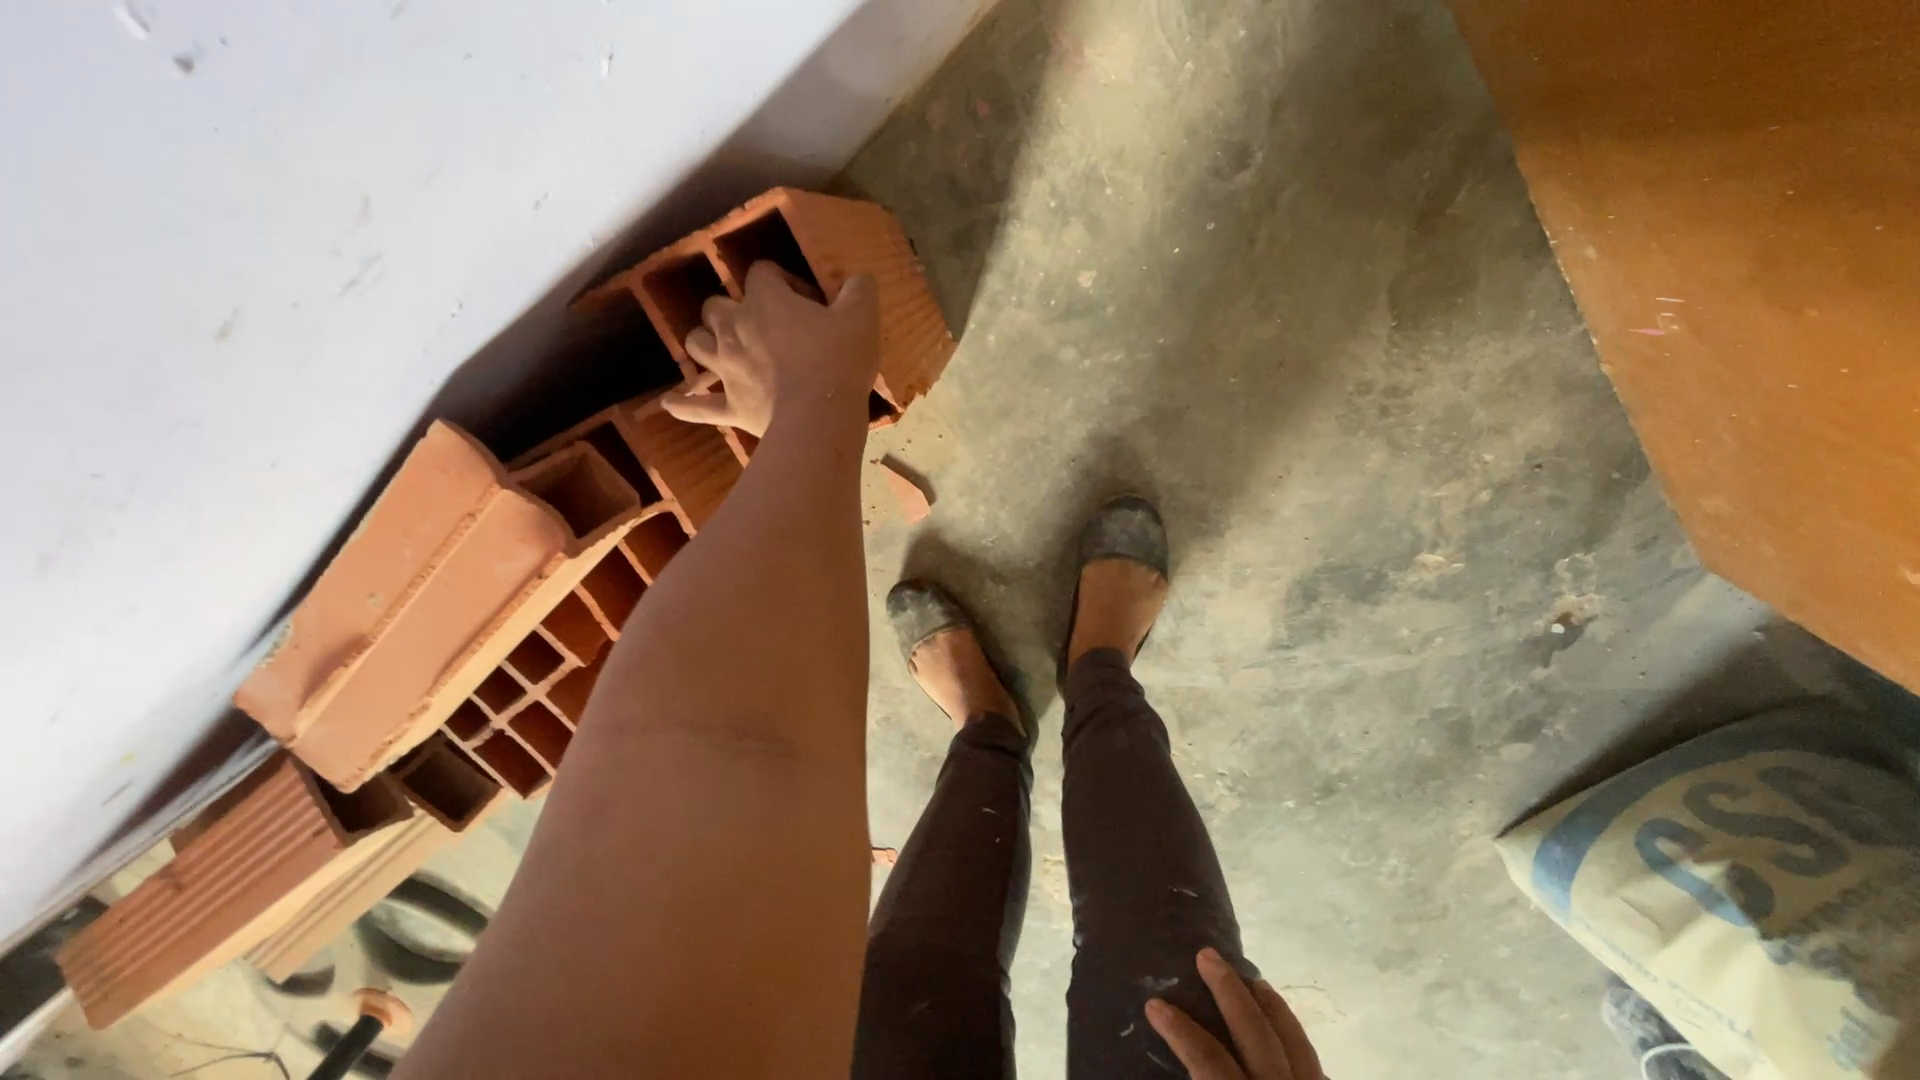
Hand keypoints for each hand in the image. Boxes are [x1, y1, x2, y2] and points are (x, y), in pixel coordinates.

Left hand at [661, 262, 880, 436]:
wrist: (819, 418)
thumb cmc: (839, 362)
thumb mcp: (862, 317)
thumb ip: (859, 289)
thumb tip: (857, 279)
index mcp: (766, 301)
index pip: (762, 273)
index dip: (782, 281)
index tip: (804, 300)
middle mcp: (735, 329)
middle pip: (716, 307)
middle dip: (731, 310)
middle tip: (758, 325)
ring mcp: (727, 370)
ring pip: (697, 344)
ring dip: (707, 343)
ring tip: (722, 350)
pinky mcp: (730, 406)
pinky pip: (697, 406)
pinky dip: (684, 404)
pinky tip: (671, 403)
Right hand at [1145, 948, 1325, 1079]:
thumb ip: (1199, 1077)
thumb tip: (1171, 1060)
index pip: (1208, 1059)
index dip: (1180, 1031)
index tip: (1154, 1005)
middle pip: (1257, 1034)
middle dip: (1230, 991)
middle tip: (1206, 954)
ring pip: (1296, 1043)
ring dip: (1272, 1007)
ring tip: (1252, 979)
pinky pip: (1316, 1064)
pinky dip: (1296, 1038)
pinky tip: (1285, 1028)